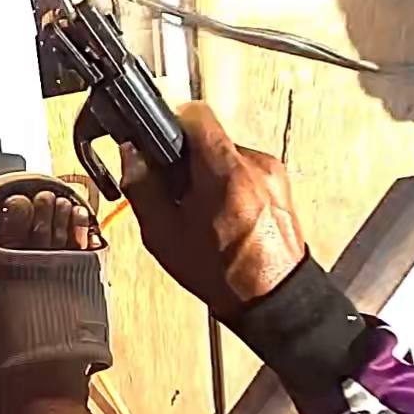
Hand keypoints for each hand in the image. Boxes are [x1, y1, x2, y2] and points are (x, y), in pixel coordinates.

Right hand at [120, 102, 306, 319]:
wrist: (273, 300)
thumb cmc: (221, 272)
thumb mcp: (162, 232)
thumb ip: (142, 187)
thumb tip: (132, 156)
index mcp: (223, 172)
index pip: (195, 114)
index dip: (170, 122)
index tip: (158, 140)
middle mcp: (254, 164)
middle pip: (207, 136)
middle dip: (184, 156)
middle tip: (172, 187)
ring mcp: (272, 173)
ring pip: (224, 153)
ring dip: (206, 171)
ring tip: (196, 206)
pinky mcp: (281, 185)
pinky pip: (243, 169)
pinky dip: (226, 183)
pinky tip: (218, 213)